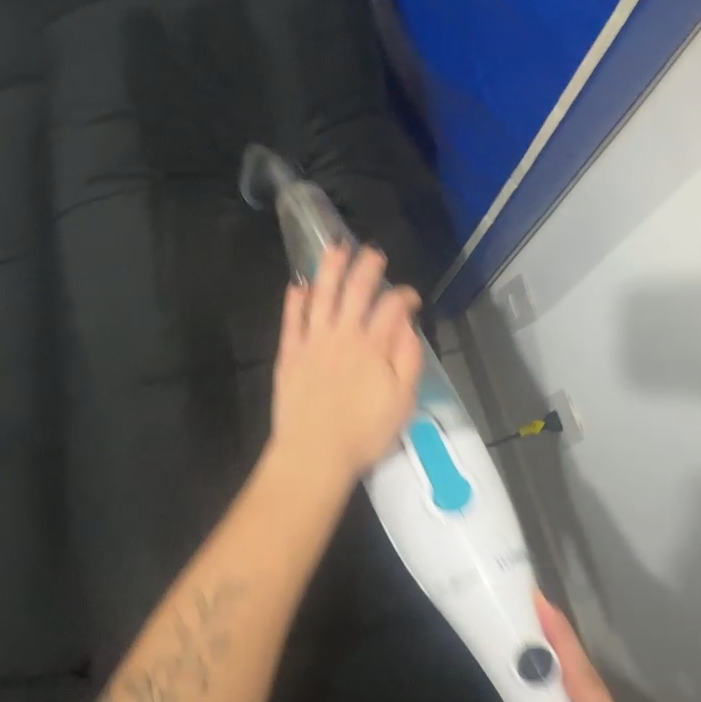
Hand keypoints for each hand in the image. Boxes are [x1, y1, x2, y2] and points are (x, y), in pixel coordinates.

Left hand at [267, 243, 424, 484]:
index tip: (411, 296)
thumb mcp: (403, 400)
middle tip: (373, 252)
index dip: (404, 296)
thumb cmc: (364, 432)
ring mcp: (312, 341)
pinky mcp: (289, 353)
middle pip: (357, 291)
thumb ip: (408, 358)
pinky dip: (295, 300)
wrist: (314, 453)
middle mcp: (343, 335)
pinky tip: (298, 285)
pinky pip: (292, 319)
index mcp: (374, 346)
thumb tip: (408, 324)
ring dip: (330, 269)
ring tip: (335, 248)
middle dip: (367, 268)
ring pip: (322, 295)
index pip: (392, 308)